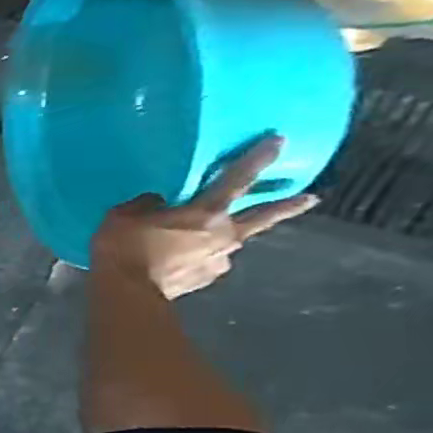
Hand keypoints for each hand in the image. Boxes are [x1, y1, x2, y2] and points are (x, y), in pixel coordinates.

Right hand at [90, 136, 317, 298]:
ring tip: (230, 234)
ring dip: (236, 234)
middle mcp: (225, 233)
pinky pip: (210, 260)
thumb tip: (158, 201)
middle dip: (287, 205)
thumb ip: (145, 205)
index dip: (256, 159)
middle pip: (263, 215)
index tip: (279, 141)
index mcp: (205, 213)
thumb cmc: (125, 247)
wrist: (128, 290)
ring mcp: (220, 258)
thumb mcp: (122, 217)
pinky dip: (202, 255)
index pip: (236, 179)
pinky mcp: (208, 277)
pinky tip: (187, 259)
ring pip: (235, 240)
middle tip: (309, 198)